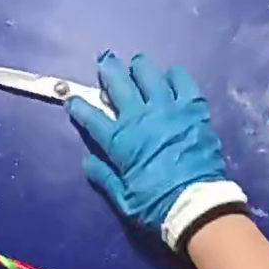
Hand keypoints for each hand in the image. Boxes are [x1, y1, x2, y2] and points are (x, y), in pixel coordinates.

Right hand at [67, 51, 246, 249]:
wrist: (196, 205)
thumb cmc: (157, 205)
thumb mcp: (124, 199)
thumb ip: (105, 177)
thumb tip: (87, 161)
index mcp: (121, 142)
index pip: (93, 118)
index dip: (80, 107)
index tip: (72, 100)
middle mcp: (141, 118)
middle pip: (119, 85)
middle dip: (109, 71)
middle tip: (105, 62)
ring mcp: (168, 109)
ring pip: (149, 75)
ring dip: (139, 68)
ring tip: (137, 66)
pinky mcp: (193, 108)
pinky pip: (182, 81)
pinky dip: (173, 76)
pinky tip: (169, 75)